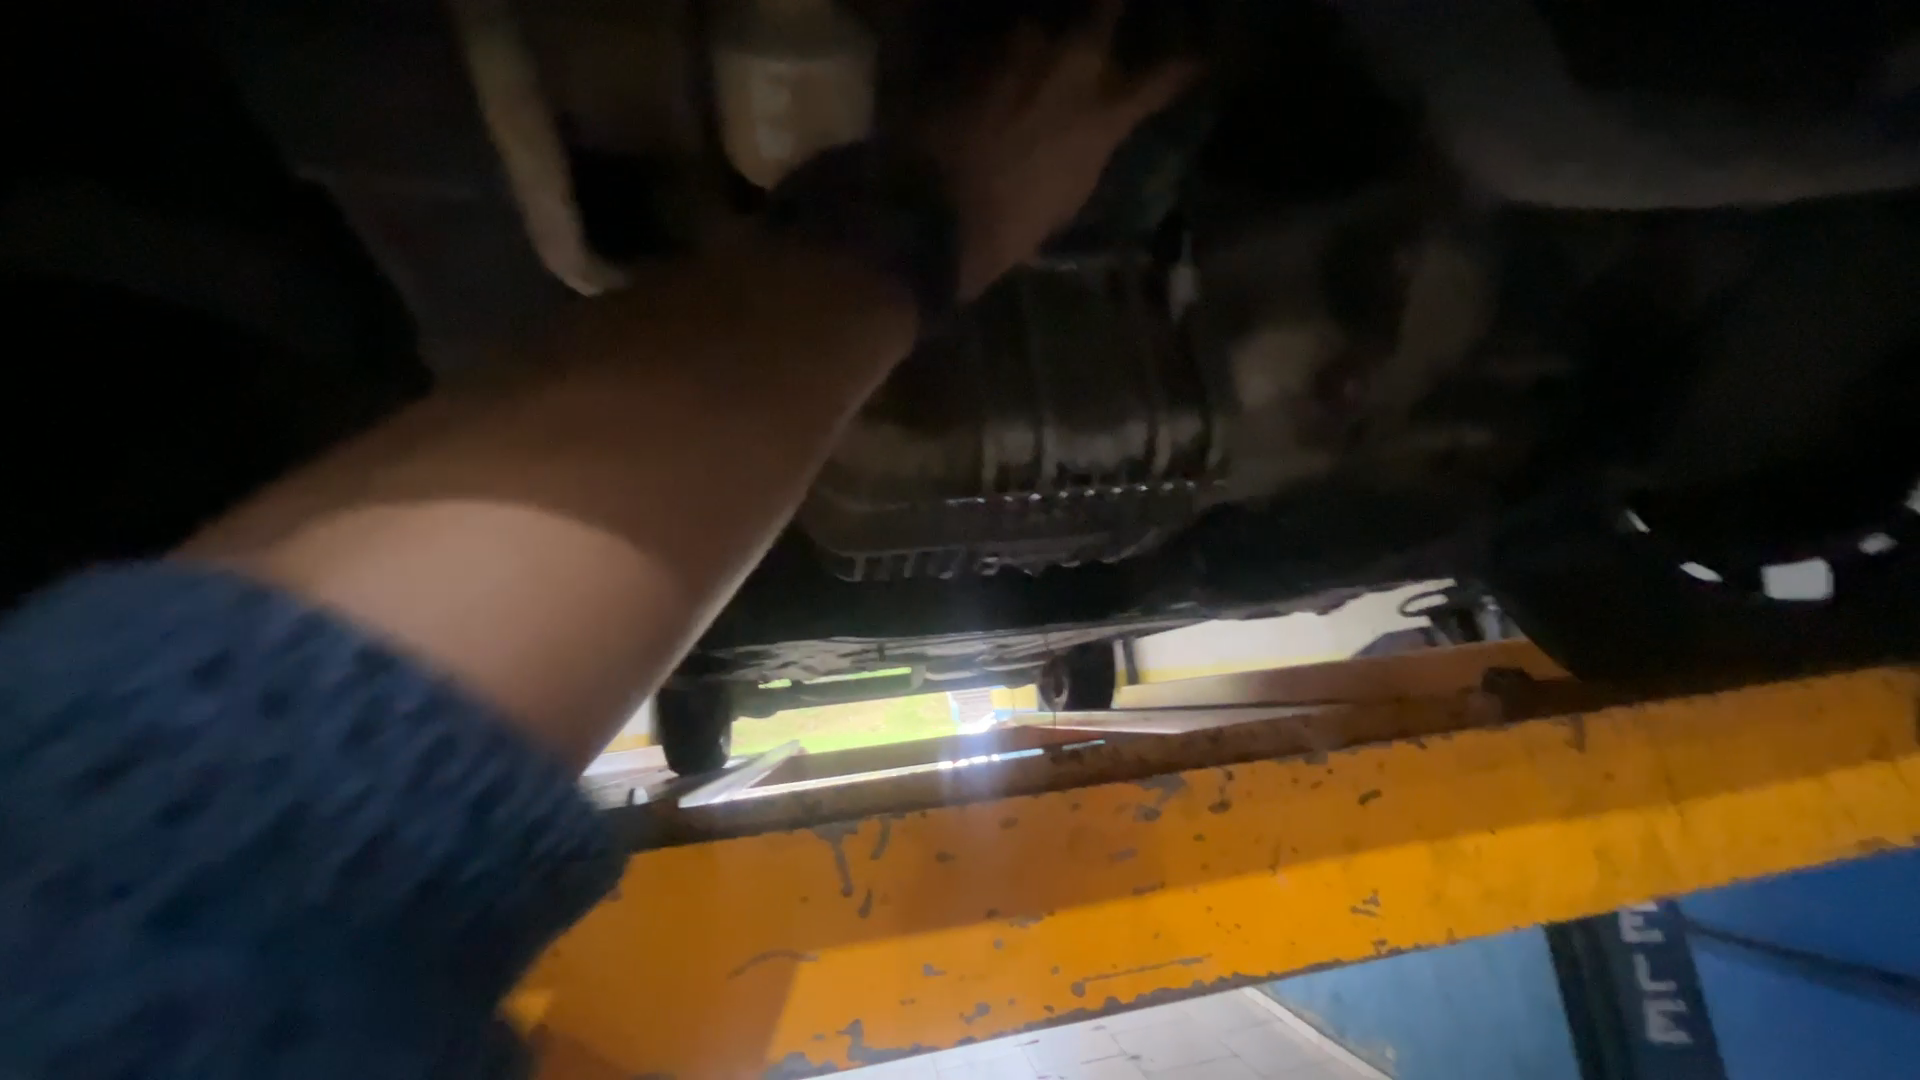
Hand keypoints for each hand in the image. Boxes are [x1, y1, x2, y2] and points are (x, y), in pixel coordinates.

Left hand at [919, 3, 1195, 296]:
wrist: (941, 215)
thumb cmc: (1014, 227)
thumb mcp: (1070, 195)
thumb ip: (1091, 147)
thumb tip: (1093, 129)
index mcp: (1105, 115)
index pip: (1163, 78)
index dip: (1181, 70)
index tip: (1197, 62)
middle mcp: (1073, 65)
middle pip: (1103, 15)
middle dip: (1107, 16)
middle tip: (1105, 21)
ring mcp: (1021, 53)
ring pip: (1039, 29)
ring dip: (1038, 47)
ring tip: (1029, 66)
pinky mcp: (975, 55)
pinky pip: (994, 47)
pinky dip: (996, 61)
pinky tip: (987, 80)